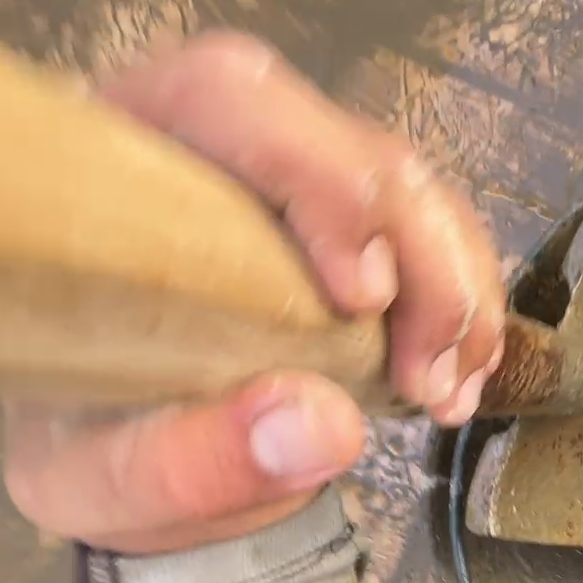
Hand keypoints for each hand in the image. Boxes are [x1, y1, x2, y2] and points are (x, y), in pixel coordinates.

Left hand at [4, 32, 504, 553]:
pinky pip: (454, 242)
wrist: (161, 441)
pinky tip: (462, 375)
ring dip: (462, 300)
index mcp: (131, 168)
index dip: (323, 182)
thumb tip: (326, 424)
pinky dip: (474, 312)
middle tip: (431, 384)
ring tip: (448, 395)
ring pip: (428, 200)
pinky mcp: (378, 227)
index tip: (365, 300)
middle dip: (429, 272)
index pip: (235, 100)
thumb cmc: (108, 444)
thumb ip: (192, 462)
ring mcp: (319, 187)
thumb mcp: (109, 482)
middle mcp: (236, 153)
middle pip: (369, 157)